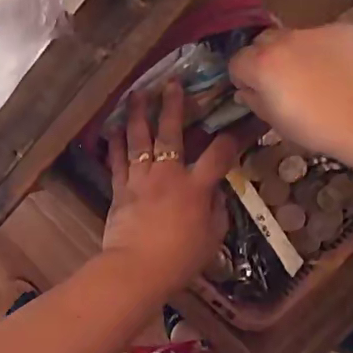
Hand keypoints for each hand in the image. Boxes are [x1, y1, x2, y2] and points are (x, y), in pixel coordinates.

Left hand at [102, 81, 240, 292]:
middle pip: (171, 133)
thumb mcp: (212, 238)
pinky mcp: (119, 190)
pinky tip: (113, 127)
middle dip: (173, 106)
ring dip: (138, 114)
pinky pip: (117, 161)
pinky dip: (115, 143)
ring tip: (137, 94)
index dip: (232, 137)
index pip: (219, 154)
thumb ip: (217, 211)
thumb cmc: (180, 259)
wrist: (137, 269)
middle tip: (172, 84)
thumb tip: (216, 193)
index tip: (238, 123)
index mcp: (196, 187)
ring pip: (138, 139)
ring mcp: (140, 180)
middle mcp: (168, 175)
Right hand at [228, 19, 352, 158]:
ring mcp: (317, 31)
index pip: (237, 62)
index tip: (254, 92)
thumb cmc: (318, 128)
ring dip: (296, 53)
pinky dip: (326, 51)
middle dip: (265, 58)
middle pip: (263, 42)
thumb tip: (246, 92)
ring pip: (296, 37)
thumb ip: (255, 101)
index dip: (242, 77)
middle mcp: (284, 40)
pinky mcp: (346, 29)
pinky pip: (326, 37)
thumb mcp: (277, 123)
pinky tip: (342, 72)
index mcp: (262, 65)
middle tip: (281, 82)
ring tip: (316, 77)